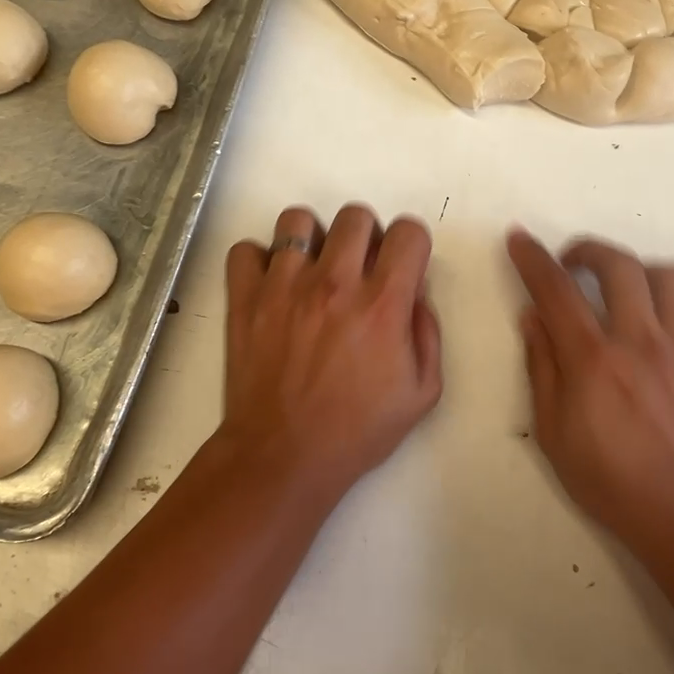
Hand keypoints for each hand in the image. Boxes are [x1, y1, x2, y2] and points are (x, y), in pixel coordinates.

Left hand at [220, 205, 443, 494]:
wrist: (284, 457)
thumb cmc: (357, 431)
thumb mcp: (422, 393)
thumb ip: (428, 334)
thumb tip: (415, 293)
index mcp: (383, 305)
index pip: (408, 232)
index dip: (412, 245)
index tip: (402, 267)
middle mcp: (334, 283)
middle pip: (355, 216)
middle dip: (366, 236)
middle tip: (359, 269)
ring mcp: (284, 287)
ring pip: (298, 220)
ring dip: (311, 239)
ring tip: (311, 270)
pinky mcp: (245, 299)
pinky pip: (246, 250)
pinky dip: (259, 261)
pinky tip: (272, 285)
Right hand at [508, 230, 673, 560]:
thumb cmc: (610, 479)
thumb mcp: (553, 432)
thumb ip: (541, 367)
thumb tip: (532, 317)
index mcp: (594, 361)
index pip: (557, 290)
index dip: (533, 258)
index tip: (519, 238)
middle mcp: (641, 341)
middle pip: (619, 264)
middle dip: (587, 251)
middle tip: (570, 263)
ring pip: (672, 275)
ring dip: (641, 270)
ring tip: (624, 288)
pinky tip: (664, 319)